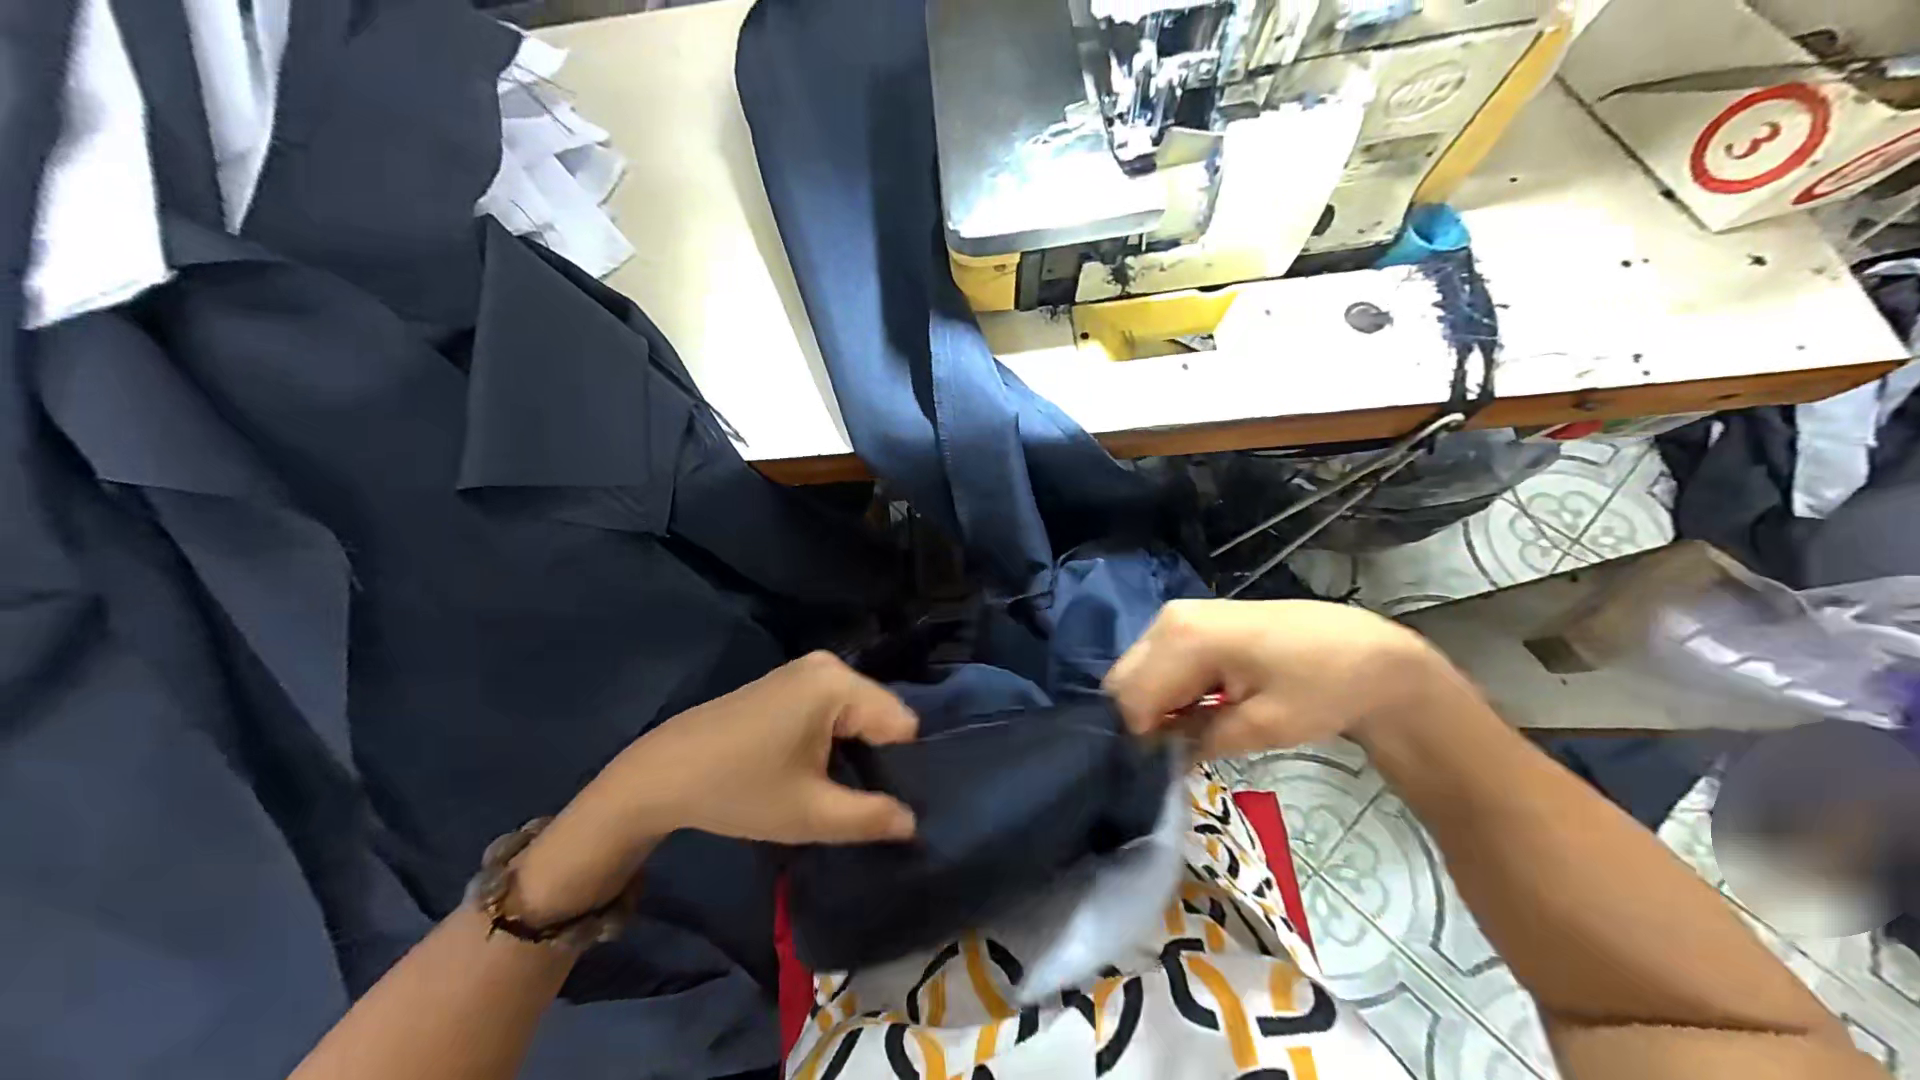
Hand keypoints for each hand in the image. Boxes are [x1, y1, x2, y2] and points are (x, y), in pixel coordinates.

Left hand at [618, 651, 920, 843]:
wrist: (660, 774)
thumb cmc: (738, 790)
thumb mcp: (811, 814)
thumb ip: (871, 818)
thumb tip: (913, 822)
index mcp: (837, 684)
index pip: (902, 724)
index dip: (899, 767)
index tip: (884, 802)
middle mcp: (828, 665)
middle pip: (881, 715)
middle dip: (876, 758)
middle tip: (858, 799)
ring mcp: (806, 669)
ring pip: (858, 713)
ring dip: (854, 750)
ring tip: (837, 788)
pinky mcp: (789, 681)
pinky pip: (834, 708)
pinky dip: (833, 738)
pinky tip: (812, 768)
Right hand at [1103, 599, 1449, 758]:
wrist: (1369, 654)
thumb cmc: (1322, 689)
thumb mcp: (1262, 728)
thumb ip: (1198, 741)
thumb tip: (1158, 758)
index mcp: (1183, 637)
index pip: (1130, 697)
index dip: (1140, 739)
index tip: (1164, 768)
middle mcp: (1169, 618)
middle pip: (1124, 679)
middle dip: (1141, 720)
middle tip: (1176, 751)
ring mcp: (1178, 616)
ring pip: (1137, 671)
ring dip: (1154, 705)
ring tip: (1192, 731)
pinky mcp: (1190, 622)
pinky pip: (1157, 662)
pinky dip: (1167, 690)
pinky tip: (1199, 707)